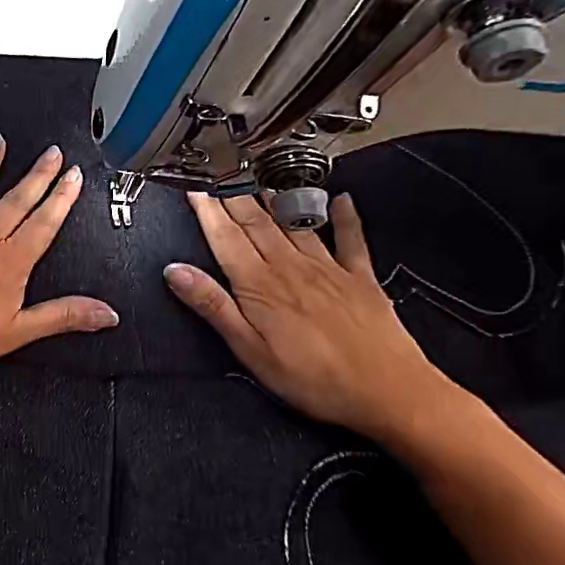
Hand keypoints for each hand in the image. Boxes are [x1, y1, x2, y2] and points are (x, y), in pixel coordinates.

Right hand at [163, 192, 459, 439]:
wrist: (387, 390)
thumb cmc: (316, 380)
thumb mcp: (250, 351)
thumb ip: (213, 306)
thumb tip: (177, 272)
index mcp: (261, 286)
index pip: (225, 237)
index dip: (207, 211)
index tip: (195, 189)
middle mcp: (292, 268)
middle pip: (256, 223)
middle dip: (234, 197)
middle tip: (221, 174)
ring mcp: (328, 268)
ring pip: (293, 224)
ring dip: (274, 200)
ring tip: (259, 181)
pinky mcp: (359, 278)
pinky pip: (351, 239)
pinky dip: (346, 217)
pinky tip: (343, 200)